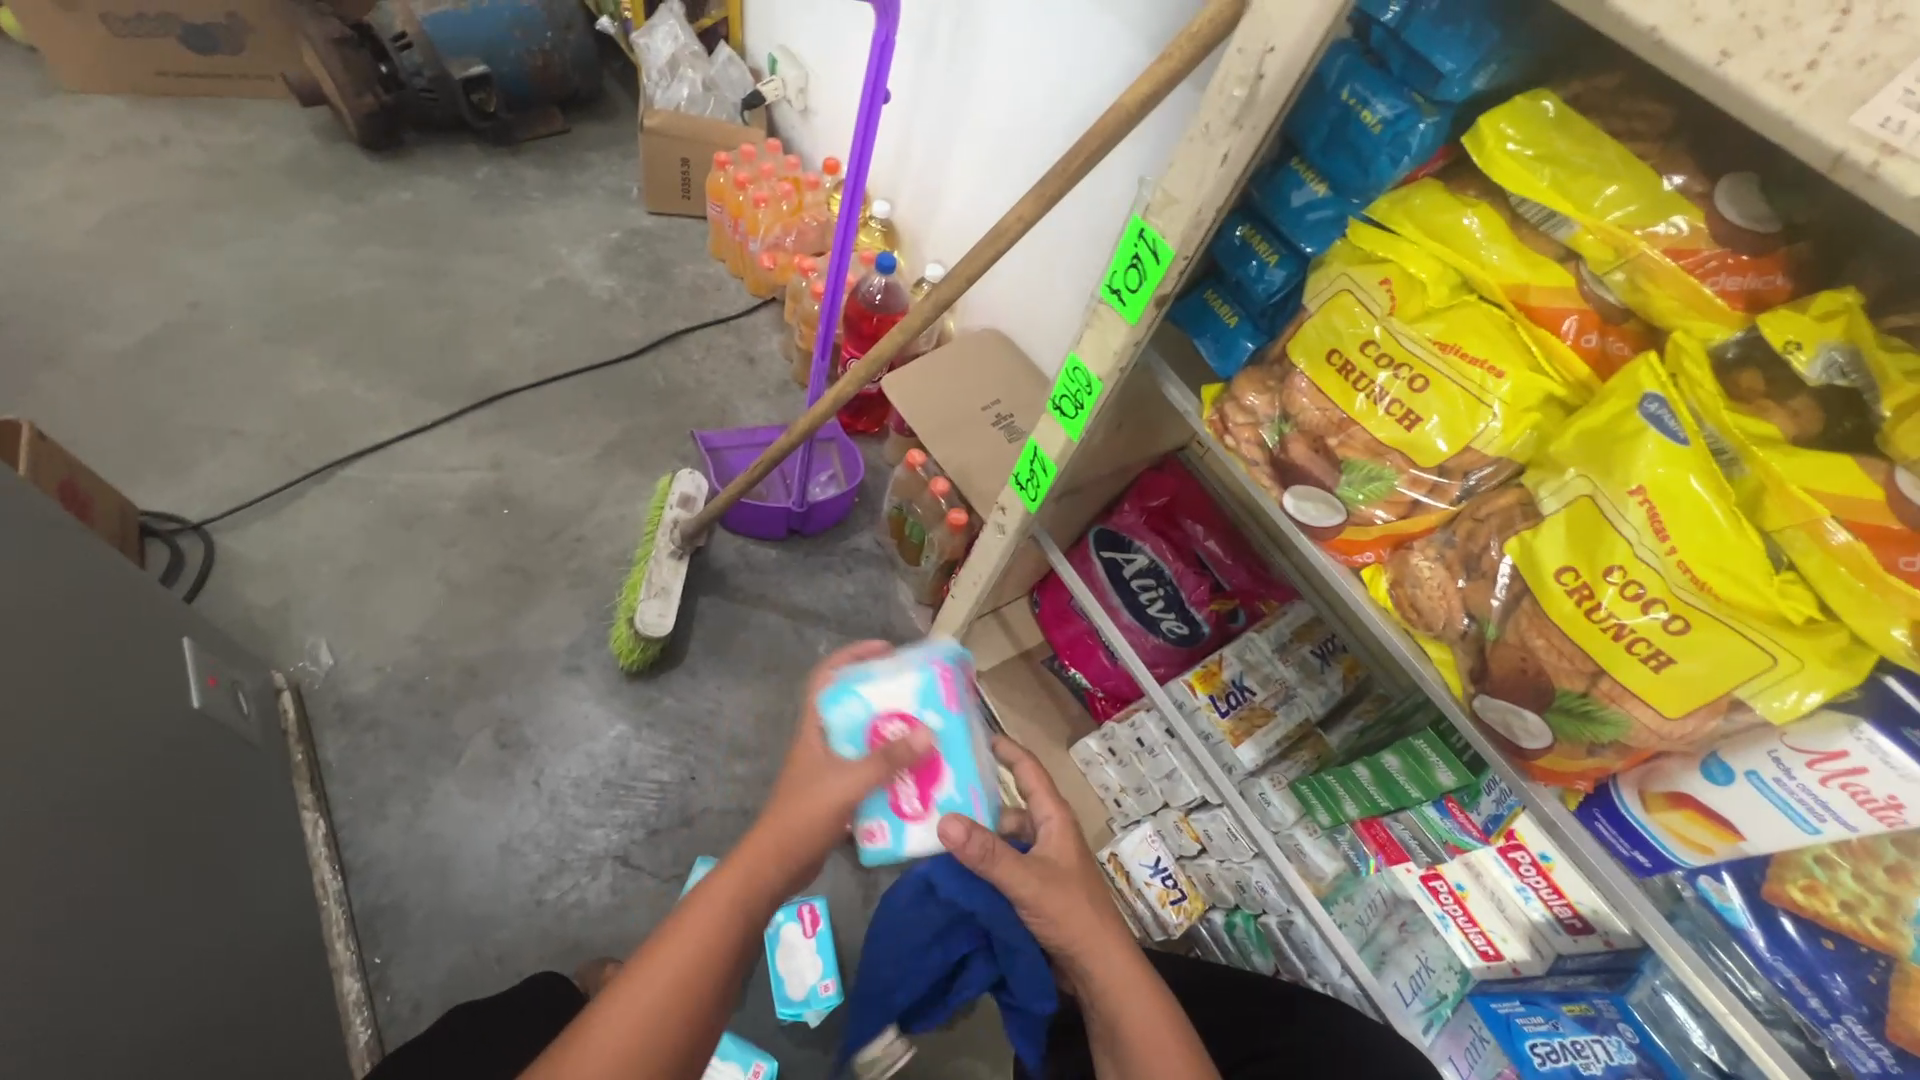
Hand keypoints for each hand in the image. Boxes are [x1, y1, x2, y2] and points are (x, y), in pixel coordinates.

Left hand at [748, 641, 933, 894]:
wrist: (776, 867)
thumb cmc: (804, 816)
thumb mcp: (848, 783)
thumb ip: (887, 760)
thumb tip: (928, 733)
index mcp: (814, 729)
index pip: (827, 678)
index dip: (852, 656)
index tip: (886, 650)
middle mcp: (820, 743)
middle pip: (851, 708)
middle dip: (883, 699)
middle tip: (919, 695)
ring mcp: (827, 770)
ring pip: (862, 742)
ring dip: (890, 737)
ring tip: (925, 734)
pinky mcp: (836, 795)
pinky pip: (868, 772)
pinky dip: (889, 772)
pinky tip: (915, 778)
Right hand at [937, 735, 1134, 986]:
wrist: (1098, 970)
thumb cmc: (1072, 914)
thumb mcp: (1026, 881)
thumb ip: (986, 853)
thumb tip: (944, 820)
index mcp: (1053, 819)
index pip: (1029, 771)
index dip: (1007, 750)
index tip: (978, 735)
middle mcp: (1047, 834)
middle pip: (1007, 808)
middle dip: (976, 803)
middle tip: (935, 794)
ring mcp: (1040, 862)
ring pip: (1002, 840)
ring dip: (975, 839)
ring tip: (934, 834)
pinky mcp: (1032, 888)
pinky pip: (1001, 866)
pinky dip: (980, 865)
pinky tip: (952, 869)